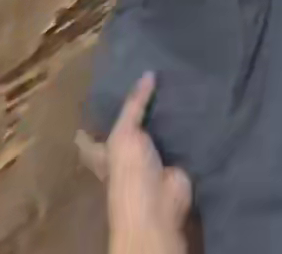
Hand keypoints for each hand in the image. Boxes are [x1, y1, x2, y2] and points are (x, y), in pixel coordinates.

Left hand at [77, 72, 191, 253]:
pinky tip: (192, 102)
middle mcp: (124, 155)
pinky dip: (184, 123)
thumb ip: (134, 104)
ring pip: (153, 130)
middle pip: (125, 129)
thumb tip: (149, 73)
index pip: (89, 138)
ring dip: (162, 113)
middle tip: (143, 78)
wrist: (159, 208)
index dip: (89, 124)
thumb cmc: (129, 175)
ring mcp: (149, 158)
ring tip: (171, 81)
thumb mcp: (124, 135)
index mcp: (103, 153)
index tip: (94, 99)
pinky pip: (177, 136)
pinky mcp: (173, 160)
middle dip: (133, 109)